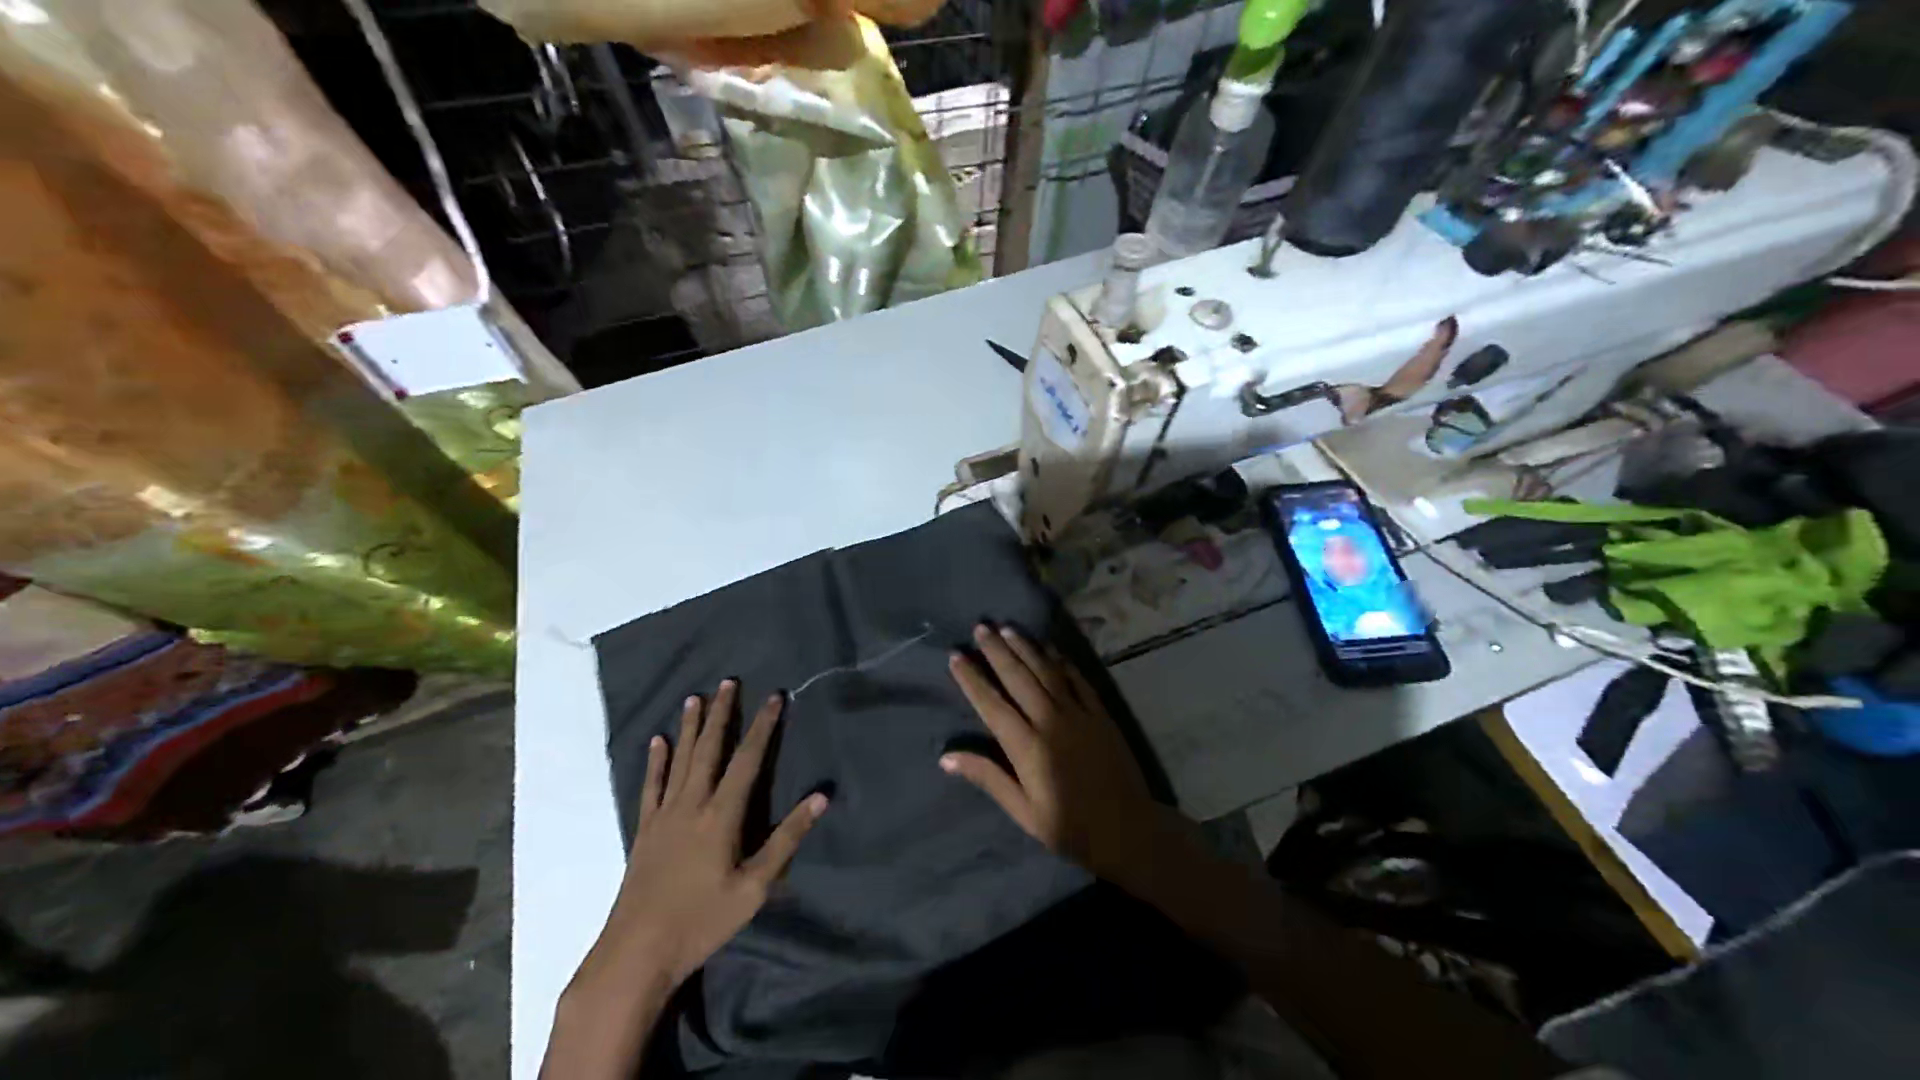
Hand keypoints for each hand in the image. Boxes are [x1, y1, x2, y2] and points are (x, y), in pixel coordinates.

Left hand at [581, 681, 827, 993]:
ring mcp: (663, 816)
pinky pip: (651, 786)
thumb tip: (820, 798)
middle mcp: (691, 805)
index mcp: (721, 816)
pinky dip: (656, 762)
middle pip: (709, 750)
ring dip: (690, 727)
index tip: (774, 697)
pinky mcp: (644, 830)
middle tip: (728, 682)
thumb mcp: (755, 887)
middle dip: (721, 714)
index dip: (763, 727)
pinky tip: (658, 741)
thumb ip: (786, 839)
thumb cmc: (702, 922)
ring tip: (695, 697)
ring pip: (679, 760)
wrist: (636, 953)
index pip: (747, 760)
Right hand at [943, 625, 1161, 877]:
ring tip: (1007, 628)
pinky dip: (1062, 662)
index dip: (972, 679)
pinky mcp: (1100, 714)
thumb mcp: (1022, 811)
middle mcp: (1050, 721)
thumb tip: (946, 757)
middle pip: (1018, 678)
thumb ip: (987, 778)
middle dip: (997, 651)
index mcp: (1027, 747)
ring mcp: (1079, 714)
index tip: (956, 655)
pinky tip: (1051, 649)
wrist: (1128, 829)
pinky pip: (1078, 680)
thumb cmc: (1069, 827)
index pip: (992, 704)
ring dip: (1026, 648)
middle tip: (980, 627)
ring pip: (1047, 671)